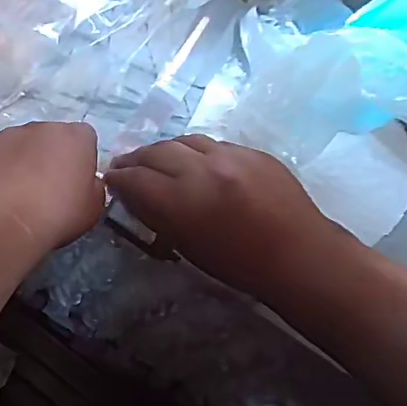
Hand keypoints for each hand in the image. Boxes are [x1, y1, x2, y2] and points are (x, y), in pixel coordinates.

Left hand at [0, 121, 104, 265]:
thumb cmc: (53, 217)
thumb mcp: (92, 209)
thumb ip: (92, 187)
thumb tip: (85, 182)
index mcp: (74, 137)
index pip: (84, 139)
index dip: (80, 162)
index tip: (73, 186)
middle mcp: (39, 127)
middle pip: (48, 139)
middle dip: (47, 159)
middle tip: (42, 194)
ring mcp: (3, 135)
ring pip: (16, 146)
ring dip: (17, 165)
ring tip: (11, 199)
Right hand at [106, 135, 350, 299]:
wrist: (297, 255)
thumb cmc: (237, 264)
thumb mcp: (186, 245)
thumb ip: (157, 214)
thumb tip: (134, 194)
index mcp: (181, 199)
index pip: (135, 178)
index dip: (118, 178)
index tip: (109, 179)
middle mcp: (202, 168)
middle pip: (156, 151)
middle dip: (135, 158)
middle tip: (125, 165)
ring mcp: (230, 155)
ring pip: (184, 140)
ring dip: (164, 149)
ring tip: (156, 158)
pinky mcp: (252, 151)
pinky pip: (213, 144)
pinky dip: (195, 151)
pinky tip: (194, 161)